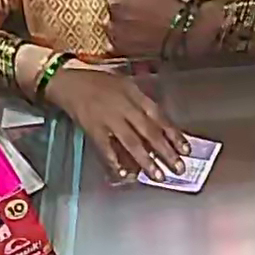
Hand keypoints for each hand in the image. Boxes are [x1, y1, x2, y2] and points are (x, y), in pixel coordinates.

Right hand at [43, 65, 187, 180]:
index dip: (174, 134)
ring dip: (146, 161)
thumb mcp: (124, 84)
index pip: (159, 117)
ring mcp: (108, 118)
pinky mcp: (93, 128)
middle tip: (178, 168)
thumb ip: (140, 103)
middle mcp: (124, 106)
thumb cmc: (97, 82)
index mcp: (134, 95)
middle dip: (166, 152)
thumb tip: (158, 126)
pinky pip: (106, 148)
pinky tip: (124, 174)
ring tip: (157, 175)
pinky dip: (115, 162)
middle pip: (149, 132)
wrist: (67, 79)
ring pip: (132, 142)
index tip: (186, 149)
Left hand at [105, 0, 187, 58]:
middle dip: (121, 13)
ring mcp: (116, 40)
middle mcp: (110, 21)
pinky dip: (123, 44)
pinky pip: (116, 48)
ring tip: (140, 28)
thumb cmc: (164, 3)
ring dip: (122, 28)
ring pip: (113, 31)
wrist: (178, 33)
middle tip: (140, 14)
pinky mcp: (123, 56)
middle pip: (111, 14)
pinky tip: (136, 40)